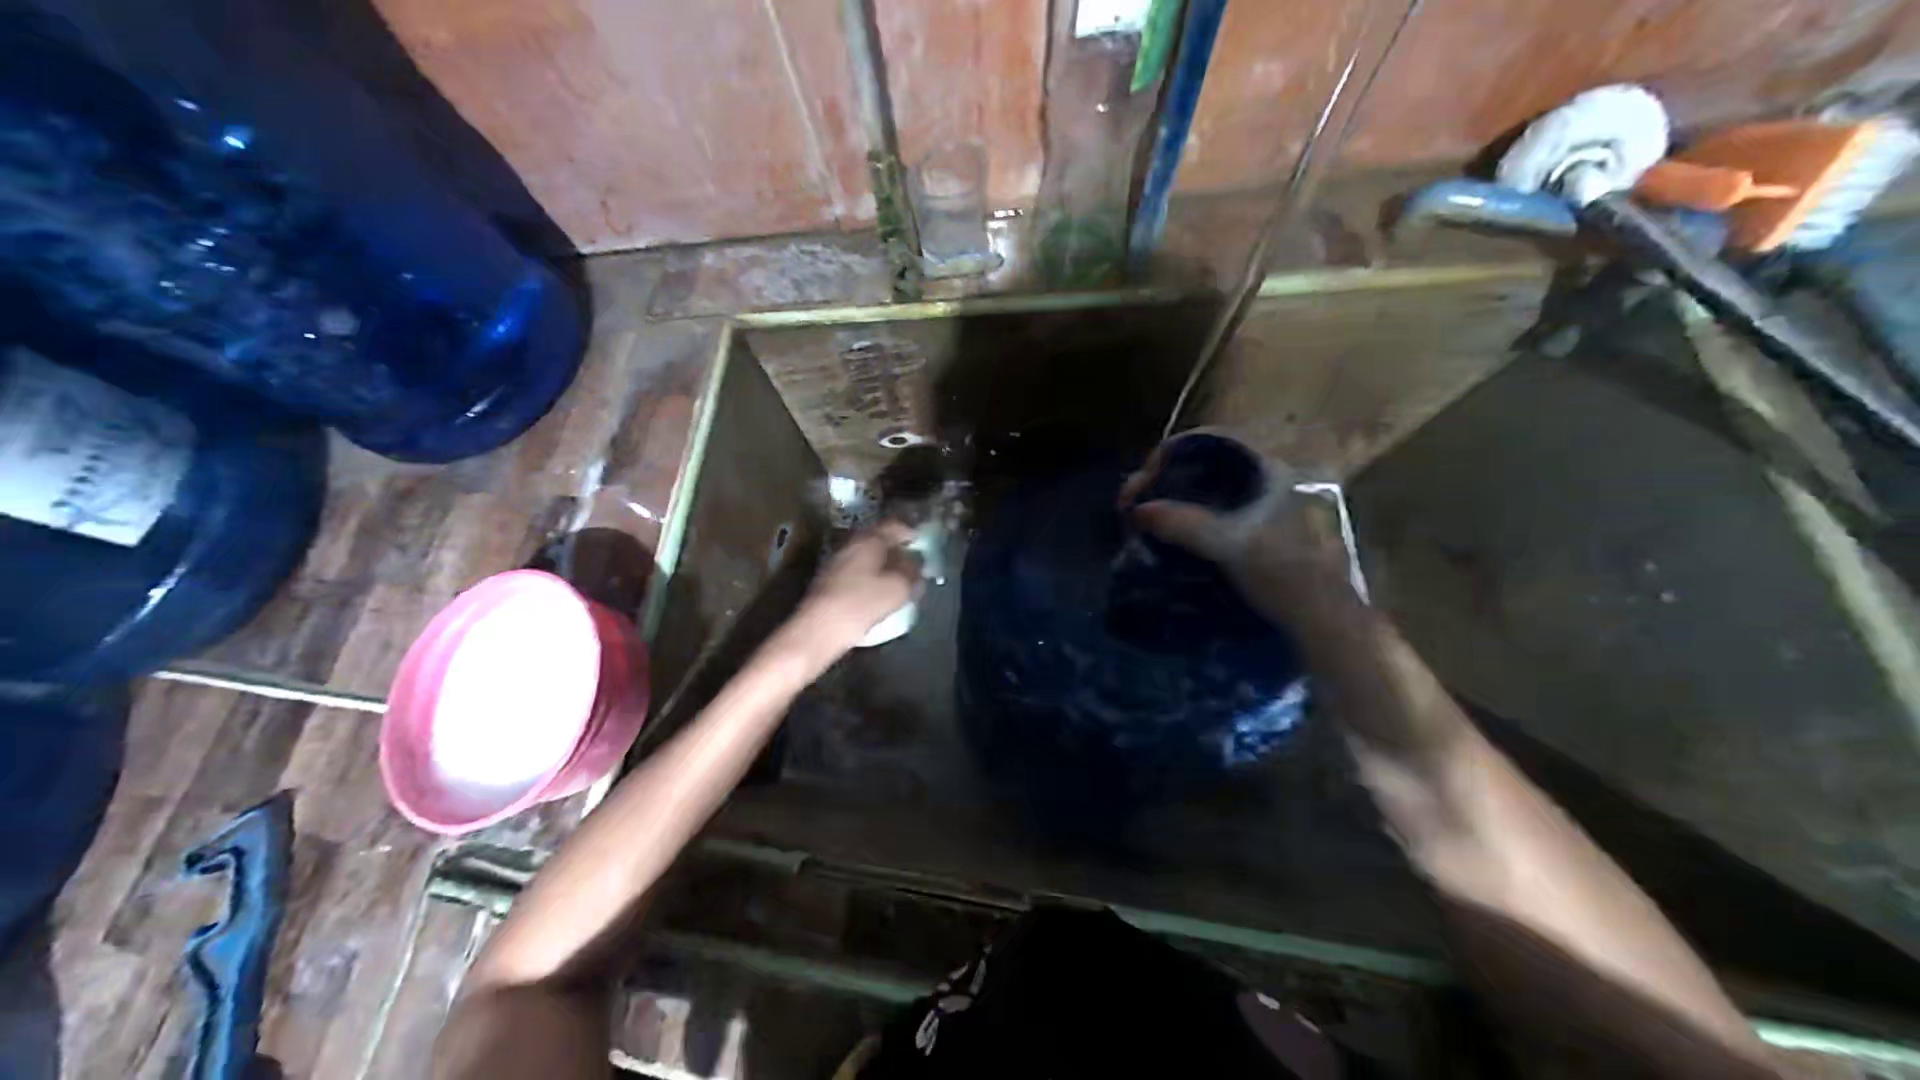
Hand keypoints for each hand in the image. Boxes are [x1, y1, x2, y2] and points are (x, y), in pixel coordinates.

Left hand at [790, 521, 923, 654]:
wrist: (818, 629)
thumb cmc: (861, 604)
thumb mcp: (898, 588)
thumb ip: (912, 572)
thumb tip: (917, 564)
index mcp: (869, 540)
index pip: (894, 525)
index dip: (911, 532)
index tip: (923, 542)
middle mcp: (851, 545)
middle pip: (879, 539)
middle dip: (898, 549)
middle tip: (914, 562)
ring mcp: (837, 563)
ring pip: (867, 556)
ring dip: (884, 564)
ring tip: (900, 579)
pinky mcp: (830, 582)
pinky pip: (857, 572)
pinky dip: (871, 577)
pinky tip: (880, 593)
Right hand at [1119, 436, 1355, 624]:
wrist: (1326, 623)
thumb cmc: (1288, 577)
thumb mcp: (1233, 547)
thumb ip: (1186, 524)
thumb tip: (1140, 509)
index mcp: (1270, 468)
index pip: (1209, 441)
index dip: (1167, 455)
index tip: (1140, 484)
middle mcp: (1269, 477)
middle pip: (1203, 462)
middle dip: (1164, 477)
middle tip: (1134, 501)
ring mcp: (1266, 502)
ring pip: (1208, 485)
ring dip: (1173, 497)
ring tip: (1144, 515)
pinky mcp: (1261, 528)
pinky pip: (1214, 508)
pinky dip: (1187, 515)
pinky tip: (1168, 532)